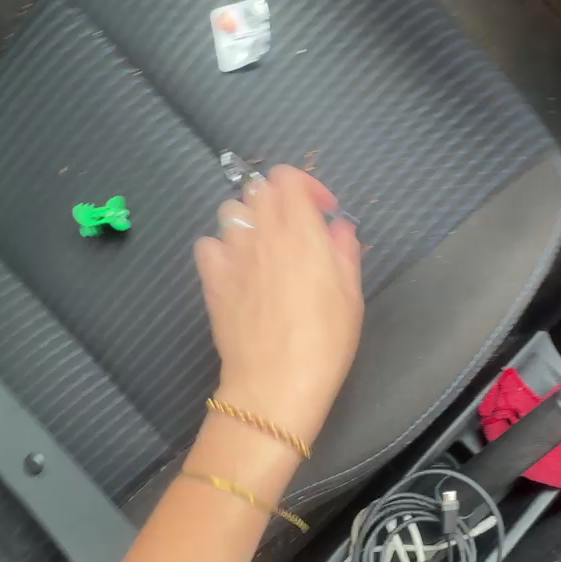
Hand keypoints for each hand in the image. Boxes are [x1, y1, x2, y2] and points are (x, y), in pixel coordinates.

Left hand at [193, 165, 363, 445]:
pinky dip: (222, 247)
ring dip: (250, 219)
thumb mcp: (351, 296)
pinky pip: (208, 244)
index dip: (308, 187)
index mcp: (301, 232)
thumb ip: (345, 251)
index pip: (289, 178)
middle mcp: (263, 233)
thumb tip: (339, 227)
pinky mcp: (211, 279)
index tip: (323, 212)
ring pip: (231, 210)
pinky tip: (238, 268)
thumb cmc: (325, 342)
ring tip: (265, 245)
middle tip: (297, 227)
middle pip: (259, 188)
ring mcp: (232, 255)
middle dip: (280, 199)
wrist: (276, 382)